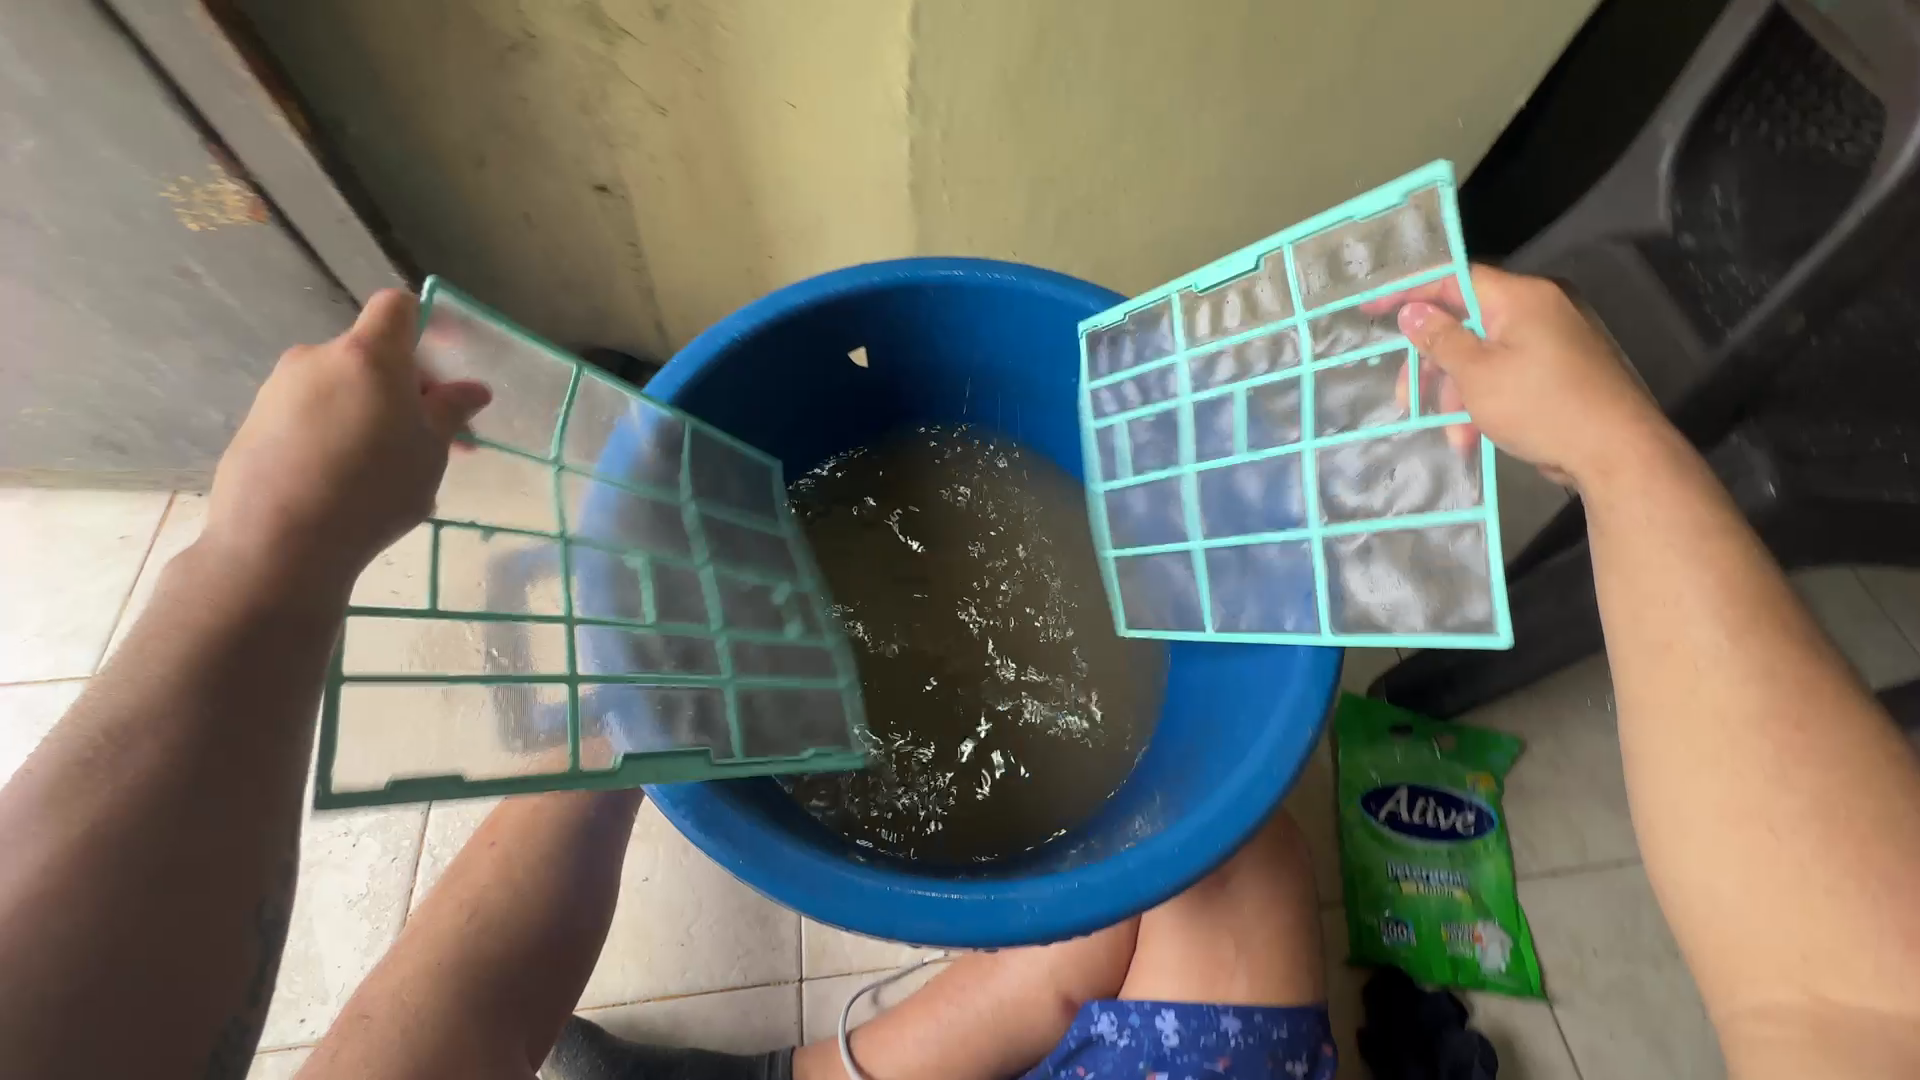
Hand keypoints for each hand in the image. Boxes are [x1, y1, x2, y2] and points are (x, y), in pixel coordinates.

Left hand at [200, 289, 490, 596]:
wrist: (280, 538)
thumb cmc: (375, 485)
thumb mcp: (432, 449)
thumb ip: (451, 411)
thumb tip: (472, 389)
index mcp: (369, 356)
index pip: (398, 308)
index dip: (427, 325)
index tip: (448, 367)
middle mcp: (319, 358)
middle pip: (375, 355)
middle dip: (412, 389)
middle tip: (440, 439)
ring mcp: (282, 388)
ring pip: (347, 387)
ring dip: (379, 413)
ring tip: (399, 467)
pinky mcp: (258, 420)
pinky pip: (317, 412)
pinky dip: (345, 431)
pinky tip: (357, 479)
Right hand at [1373, 265, 1671, 489]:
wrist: (1612, 450)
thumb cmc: (1539, 404)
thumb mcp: (1476, 373)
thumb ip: (1440, 339)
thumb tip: (1412, 312)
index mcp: (1520, 300)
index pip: (1455, 280)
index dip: (1410, 292)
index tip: (1372, 309)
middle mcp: (1535, 312)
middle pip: (1462, 325)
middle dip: (1430, 365)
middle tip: (1405, 398)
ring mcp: (1546, 342)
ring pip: (1477, 357)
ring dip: (1453, 395)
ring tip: (1450, 434)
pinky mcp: (1551, 371)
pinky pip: (1499, 375)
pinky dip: (1478, 401)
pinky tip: (1470, 435)